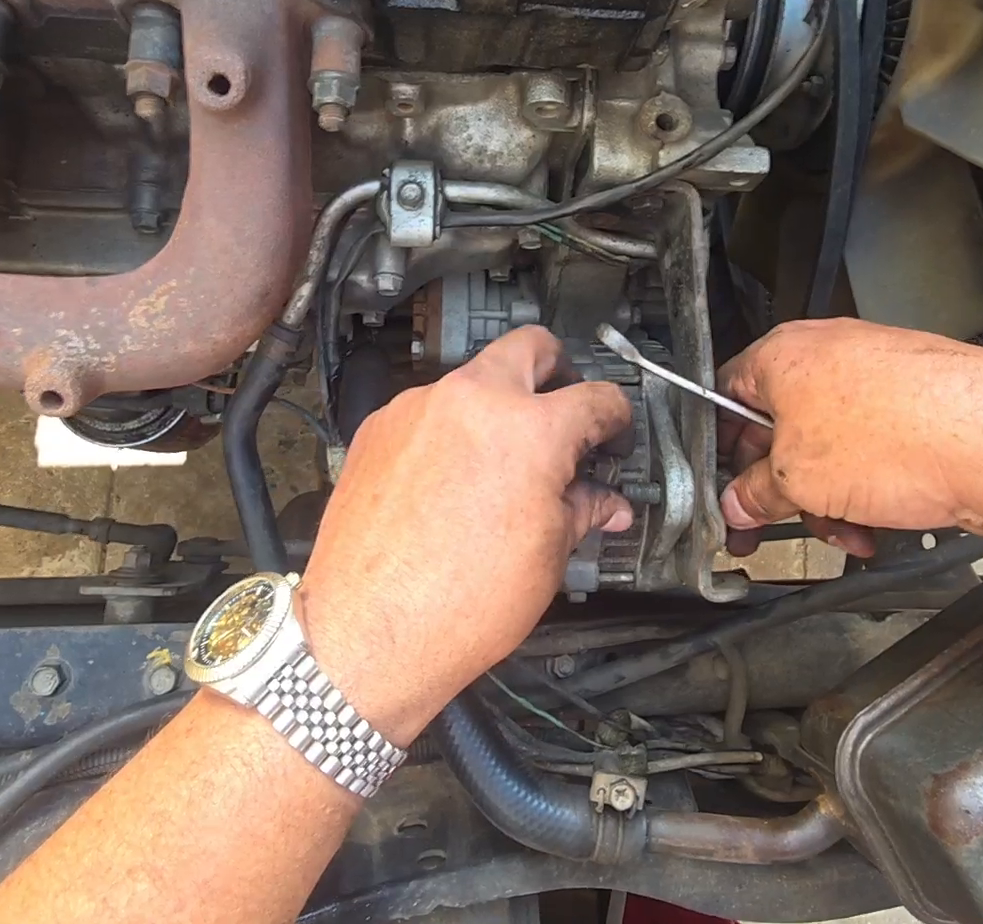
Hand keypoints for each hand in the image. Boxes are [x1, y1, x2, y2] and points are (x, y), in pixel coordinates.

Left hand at [296, 326, 632, 744]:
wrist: (367, 634)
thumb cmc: (455, 605)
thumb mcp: (546, 557)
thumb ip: (580, 510)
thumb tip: (602, 501)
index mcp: (529, 431)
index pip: (596, 397)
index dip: (615, 416)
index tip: (611, 431)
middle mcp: (471, 403)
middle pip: (531, 346)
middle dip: (557, 370)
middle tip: (563, 410)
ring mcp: (418, 409)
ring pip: (473, 379)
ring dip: (497, 406)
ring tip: (502, 462)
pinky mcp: (379, 428)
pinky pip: (428, 410)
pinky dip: (449, 430)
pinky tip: (452, 479)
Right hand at [716, 317, 982, 554]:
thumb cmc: (895, 437)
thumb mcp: (795, 481)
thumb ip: (754, 494)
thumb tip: (740, 502)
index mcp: (780, 355)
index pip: (725, 400)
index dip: (719, 451)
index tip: (725, 489)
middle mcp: (827, 352)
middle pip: (778, 426)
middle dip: (777, 486)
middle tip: (772, 523)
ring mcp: (877, 370)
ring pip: (827, 443)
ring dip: (825, 496)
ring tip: (844, 532)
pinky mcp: (918, 395)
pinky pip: (871, 444)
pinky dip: (865, 484)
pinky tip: (875, 522)